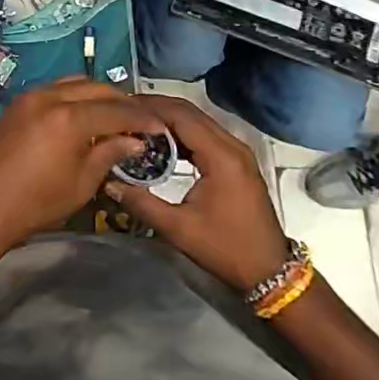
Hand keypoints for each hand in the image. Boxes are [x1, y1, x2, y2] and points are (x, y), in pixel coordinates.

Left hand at [0, 78, 169, 251]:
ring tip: (115, 115)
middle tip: (139, 119)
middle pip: (95, 88)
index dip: (141, 118)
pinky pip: (54, 88)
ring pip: (73, 83)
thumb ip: (109, 153)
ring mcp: (30, 97)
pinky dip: (75, 95)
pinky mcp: (19, 103)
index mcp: (69, 117)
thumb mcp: (83, 182)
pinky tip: (85, 114)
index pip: (116, 110)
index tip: (159, 126)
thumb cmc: (38, 201)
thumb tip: (134, 140)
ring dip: (97, 94)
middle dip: (121, 101)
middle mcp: (49, 97)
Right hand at [105, 95, 290, 289]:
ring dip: (167, 117)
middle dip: (155, 107)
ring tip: (136, 122)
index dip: (149, 108)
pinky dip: (180, 130)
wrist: (271, 272)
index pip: (180, 116)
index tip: (120, 108)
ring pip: (197, 120)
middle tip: (123, 111)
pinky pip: (204, 133)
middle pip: (189, 112)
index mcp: (221, 157)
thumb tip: (108, 182)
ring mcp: (237, 152)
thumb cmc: (226, 249)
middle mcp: (232, 146)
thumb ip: (141, 202)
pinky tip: (159, 140)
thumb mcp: (178, 229)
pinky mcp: (236, 160)